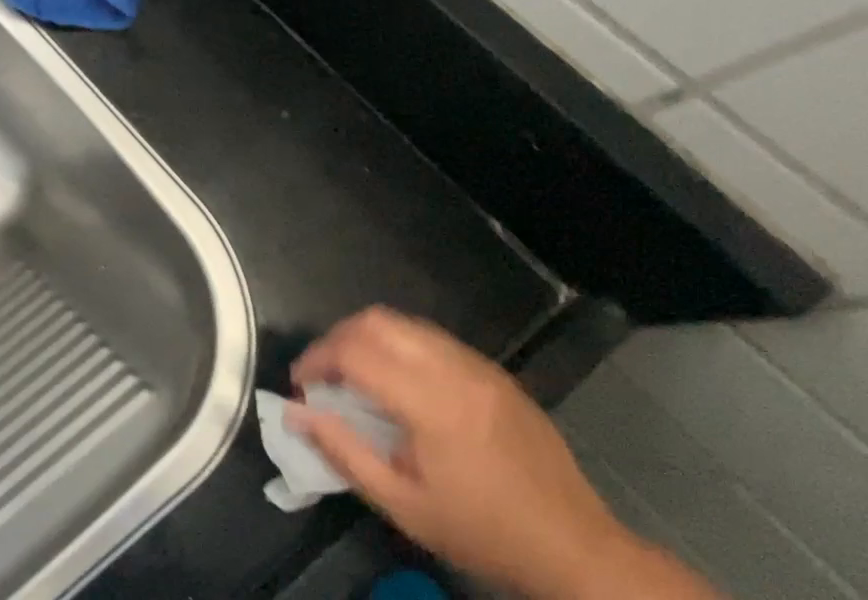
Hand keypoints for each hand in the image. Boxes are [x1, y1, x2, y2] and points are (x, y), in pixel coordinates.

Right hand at [289, 307, 718, 598]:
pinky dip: (401, 348)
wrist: (576, 549)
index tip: (300, 387)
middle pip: (377, 321)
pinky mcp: (497, 375)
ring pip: (405, 324)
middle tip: (323, 376)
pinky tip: (399, 387)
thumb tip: (295, 414)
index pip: (354, 352)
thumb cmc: (482, 531)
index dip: (315, 361)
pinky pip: (434, 340)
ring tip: (355, 378)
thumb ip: (343, 451)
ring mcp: (481, 368)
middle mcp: (456, 371)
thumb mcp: (402, 505)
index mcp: (432, 404)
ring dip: (368, 340)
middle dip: (337, 340)